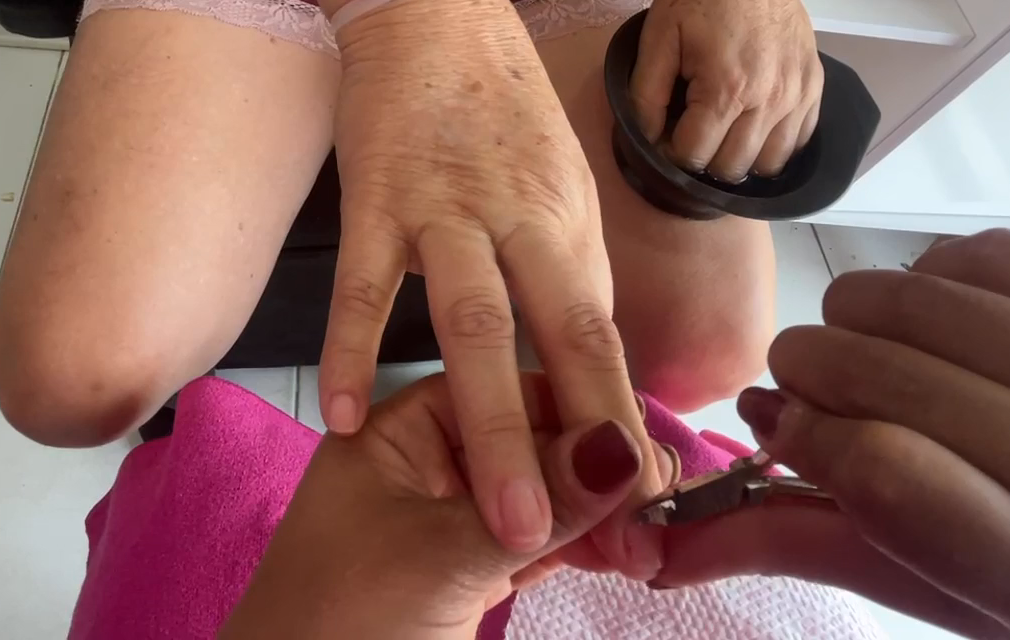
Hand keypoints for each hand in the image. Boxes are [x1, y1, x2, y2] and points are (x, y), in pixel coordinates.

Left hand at [223, 373, 650, 638]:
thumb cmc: (346, 621)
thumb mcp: (441, 555)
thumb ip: (536, 503)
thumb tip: (624, 444)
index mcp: (403, 426)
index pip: (502, 392)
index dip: (576, 413)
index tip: (643, 450)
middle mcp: (431, 457)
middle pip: (529, 442)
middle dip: (595, 469)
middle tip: (664, 502)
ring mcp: (453, 513)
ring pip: (540, 495)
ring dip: (598, 513)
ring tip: (658, 532)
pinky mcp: (472, 564)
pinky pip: (537, 540)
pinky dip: (582, 546)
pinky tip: (629, 550)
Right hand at [317, 0, 663, 572]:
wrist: (431, 13)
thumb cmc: (498, 97)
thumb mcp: (555, 171)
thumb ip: (564, 258)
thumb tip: (580, 346)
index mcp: (567, 215)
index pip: (602, 334)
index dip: (621, 417)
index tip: (637, 496)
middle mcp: (520, 218)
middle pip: (558, 340)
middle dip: (576, 444)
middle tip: (590, 542)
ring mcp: (445, 209)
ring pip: (472, 326)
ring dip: (487, 424)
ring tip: (498, 517)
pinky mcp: (378, 197)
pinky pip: (365, 285)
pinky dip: (354, 351)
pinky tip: (346, 418)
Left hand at [630, 0, 820, 181]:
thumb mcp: (657, 37)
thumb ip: (645, 92)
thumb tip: (645, 137)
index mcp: (726, 91)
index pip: (693, 156)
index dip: (668, 152)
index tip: (661, 132)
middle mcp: (768, 102)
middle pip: (731, 168)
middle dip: (702, 161)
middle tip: (687, 131)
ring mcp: (797, 97)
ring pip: (768, 164)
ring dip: (738, 159)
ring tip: (719, 132)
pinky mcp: (814, 87)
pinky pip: (797, 142)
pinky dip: (772, 146)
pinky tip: (750, 128)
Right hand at [656, 230, 1009, 639]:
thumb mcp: (944, 597)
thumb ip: (801, 546)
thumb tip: (658, 540)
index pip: (884, 474)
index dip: (809, 437)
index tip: (792, 431)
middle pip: (888, 373)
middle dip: (814, 366)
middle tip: (818, 381)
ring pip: (918, 296)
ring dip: (860, 313)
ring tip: (882, 348)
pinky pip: (986, 253)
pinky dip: (934, 278)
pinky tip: (955, 322)